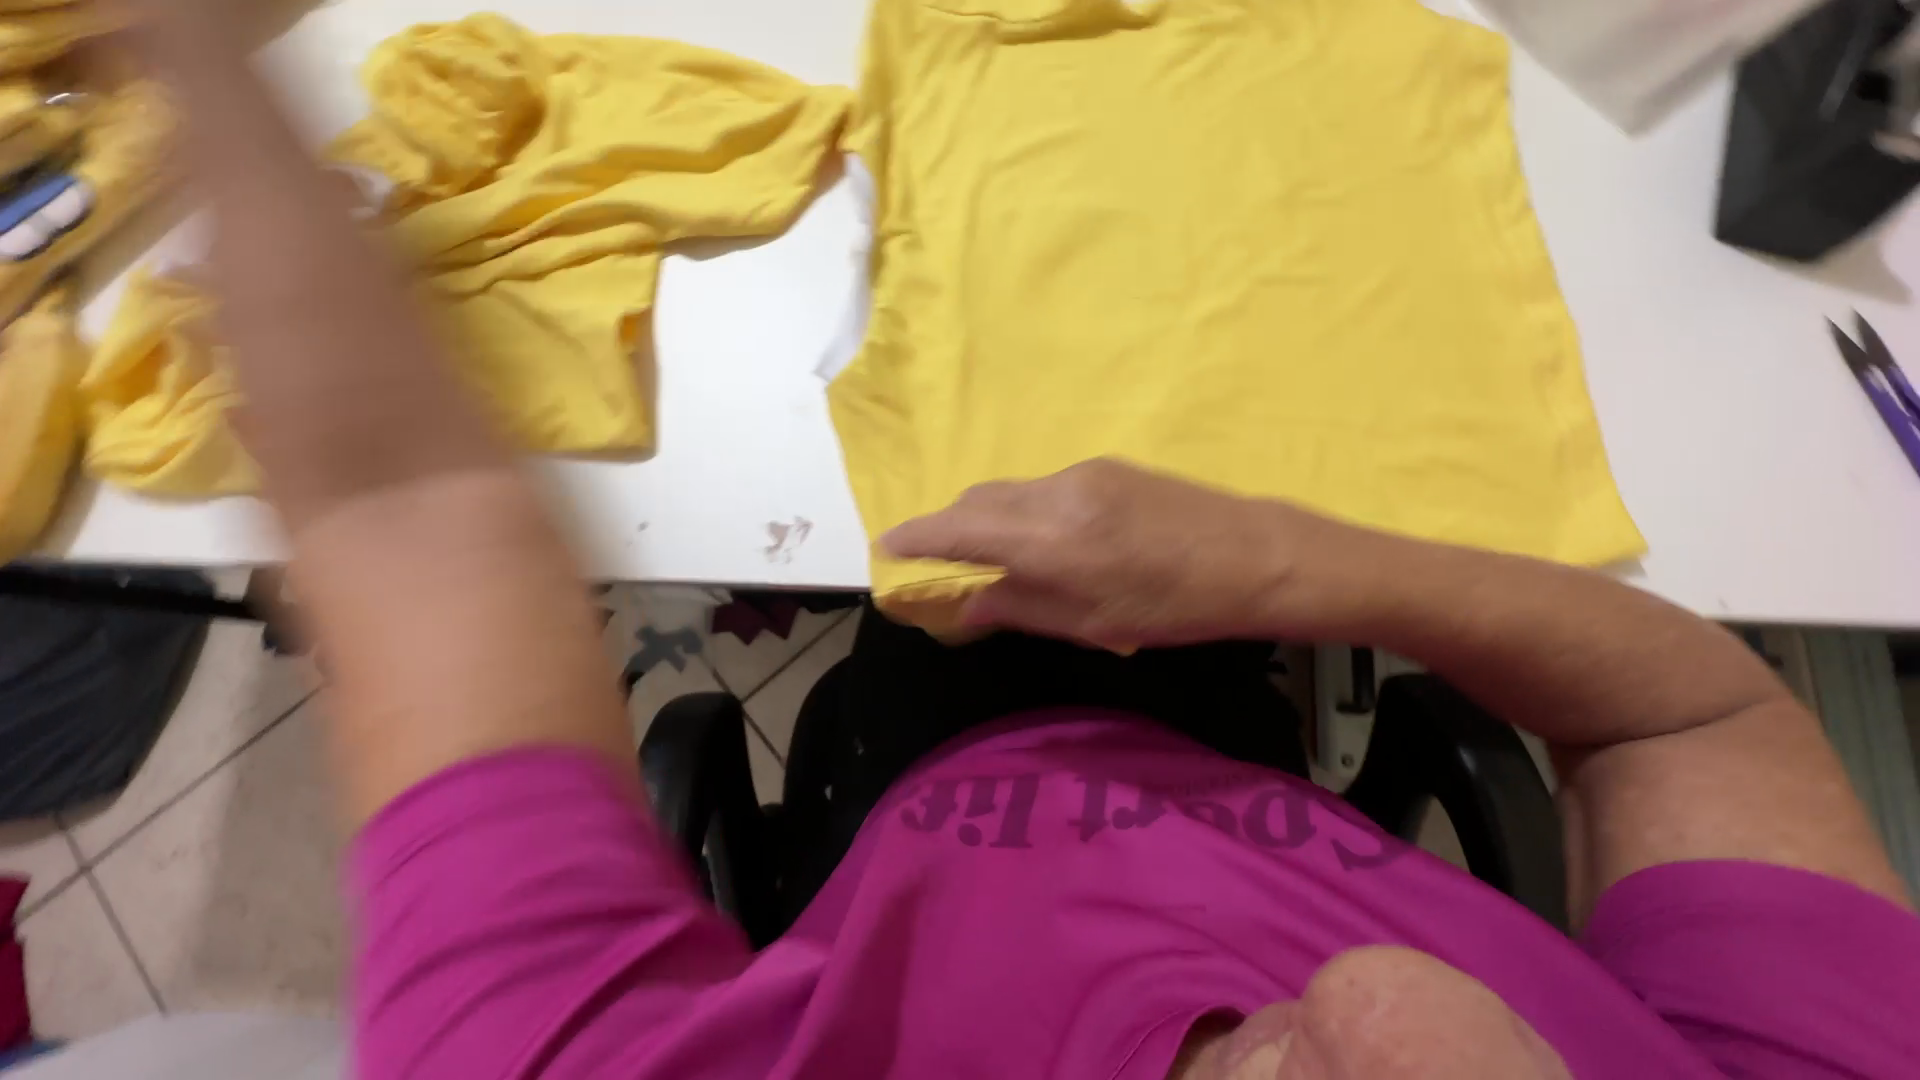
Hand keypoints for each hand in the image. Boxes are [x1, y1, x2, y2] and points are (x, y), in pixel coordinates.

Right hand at [880, 458, 1368, 647]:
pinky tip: (1047, 540)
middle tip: (942, 564)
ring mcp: (1083, 473)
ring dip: (987, 519)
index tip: (888, 549)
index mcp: (1050, 538)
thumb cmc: (1173, 607)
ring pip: (1010, 491)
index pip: (959, 529)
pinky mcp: (1106, 467)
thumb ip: (1019, 607)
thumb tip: (965, 604)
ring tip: (998, 558)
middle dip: (948, 528)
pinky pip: (1042, 487)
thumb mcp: (1091, 623)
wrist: (1255, 555)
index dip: (916, 538)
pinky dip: (1022, 511)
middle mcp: (1056, 493)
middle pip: (977, 501)